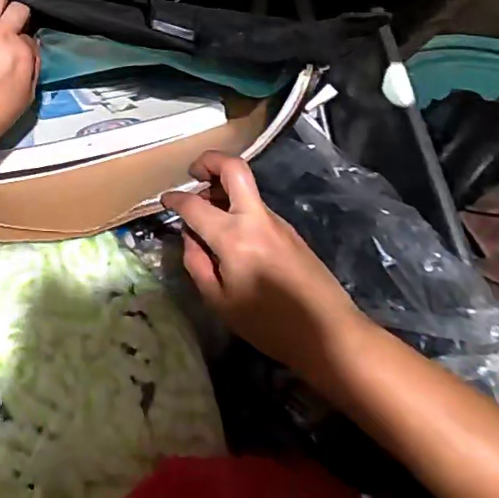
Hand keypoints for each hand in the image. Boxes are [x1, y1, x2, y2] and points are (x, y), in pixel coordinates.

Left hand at [0, 0, 37, 151]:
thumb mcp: (26, 97)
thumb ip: (32, 69)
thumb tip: (29, 53)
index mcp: (21, 52)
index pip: (30, 37)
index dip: (25, 44)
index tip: (18, 51)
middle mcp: (1, 35)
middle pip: (18, 9)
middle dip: (17, 18)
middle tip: (10, 29)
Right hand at [160, 151, 369, 373]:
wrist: (333, 336)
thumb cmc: (270, 325)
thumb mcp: (219, 302)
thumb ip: (196, 262)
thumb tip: (190, 236)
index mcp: (233, 237)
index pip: (194, 204)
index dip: (174, 199)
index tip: (165, 201)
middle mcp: (255, 219)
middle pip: (233, 168)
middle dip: (209, 161)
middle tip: (194, 175)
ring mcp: (276, 222)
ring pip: (245, 188)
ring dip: (223, 189)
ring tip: (209, 215)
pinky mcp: (290, 231)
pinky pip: (256, 208)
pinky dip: (237, 209)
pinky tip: (233, 237)